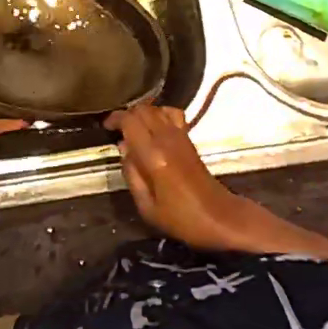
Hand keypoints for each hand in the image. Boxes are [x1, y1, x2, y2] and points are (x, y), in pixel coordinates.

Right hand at [105, 103, 256, 249]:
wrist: (221, 218)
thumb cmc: (182, 219)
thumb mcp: (147, 207)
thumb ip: (131, 175)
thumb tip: (123, 149)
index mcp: (154, 156)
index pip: (130, 121)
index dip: (115, 118)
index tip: (106, 127)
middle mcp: (167, 140)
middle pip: (143, 110)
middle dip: (127, 114)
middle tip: (117, 128)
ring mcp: (181, 137)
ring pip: (158, 109)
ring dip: (143, 113)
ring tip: (134, 127)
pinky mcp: (190, 140)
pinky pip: (173, 114)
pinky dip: (160, 114)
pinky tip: (155, 128)